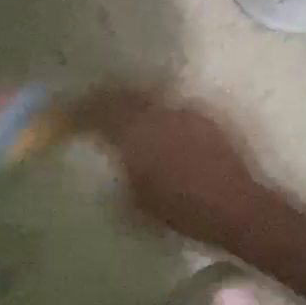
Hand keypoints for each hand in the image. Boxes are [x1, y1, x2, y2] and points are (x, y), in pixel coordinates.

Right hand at [72, 86, 272, 246]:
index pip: (97, 109)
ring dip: (137, 103)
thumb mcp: (136, 203)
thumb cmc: (183, 212)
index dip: (77, 110)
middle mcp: (160, 110)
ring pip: (153, 97)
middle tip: (94, 107)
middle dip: (106, 98)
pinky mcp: (212, 118)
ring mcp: (189, 110)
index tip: (66, 114)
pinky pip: (177, 109)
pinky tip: (163, 131)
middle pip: (125, 92)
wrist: (239, 210)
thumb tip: (116, 162)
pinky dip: (163, 114)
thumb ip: (121, 173)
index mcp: (135, 130)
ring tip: (128, 118)